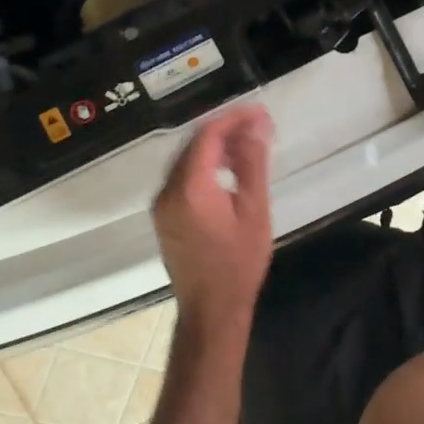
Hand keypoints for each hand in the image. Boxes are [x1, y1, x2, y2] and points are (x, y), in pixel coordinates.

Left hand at [152, 104, 273, 323]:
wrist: (211, 310)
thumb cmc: (239, 261)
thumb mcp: (254, 208)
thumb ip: (253, 162)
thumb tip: (257, 123)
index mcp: (190, 187)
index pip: (208, 134)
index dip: (235, 118)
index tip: (262, 113)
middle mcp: (168, 191)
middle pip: (194, 143)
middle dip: (227, 129)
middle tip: (260, 127)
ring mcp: (162, 205)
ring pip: (187, 158)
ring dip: (216, 146)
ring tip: (249, 145)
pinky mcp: (164, 216)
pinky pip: (182, 176)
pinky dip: (205, 164)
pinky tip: (229, 170)